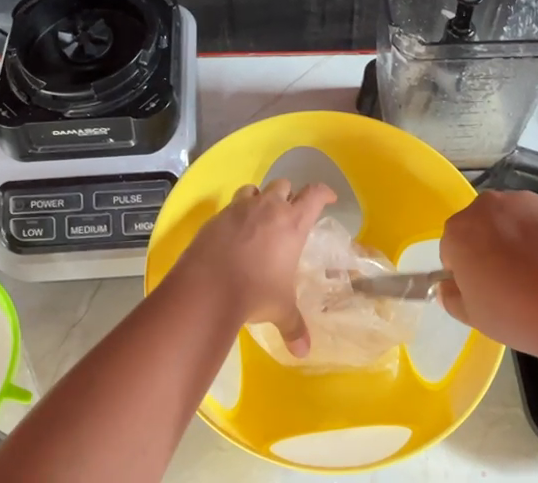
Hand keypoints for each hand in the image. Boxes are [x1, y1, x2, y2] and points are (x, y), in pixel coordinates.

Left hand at [170, 179, 335, 356]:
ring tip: (260, 219)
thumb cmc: (255, 291)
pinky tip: (234, 236)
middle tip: (290, 213)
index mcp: (292, 223)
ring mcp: (240, 208)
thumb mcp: (280, 309)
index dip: (324, 192)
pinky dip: (236, 215)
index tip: (329, 197)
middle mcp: (268, 208)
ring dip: (260, 199)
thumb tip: (304, 352)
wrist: (209, 286)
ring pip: (254, 190)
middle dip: (289, 195)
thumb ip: (294, 326)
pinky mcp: (217, 217)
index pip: (314, 195)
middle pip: (283, 185)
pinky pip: (231, 207)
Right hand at [437, 191, 537, 354]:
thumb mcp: (475, 318)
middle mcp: (487, 206)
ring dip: (519, 239)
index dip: (466, 271)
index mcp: (459, 231)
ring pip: (513, 220)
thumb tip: (449, 288)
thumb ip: (453, 299)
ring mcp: (526, 202)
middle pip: (481, 226)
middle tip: (511, 283)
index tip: (484, 291)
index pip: (452, 248)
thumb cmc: (518, 314)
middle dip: (490, 248)